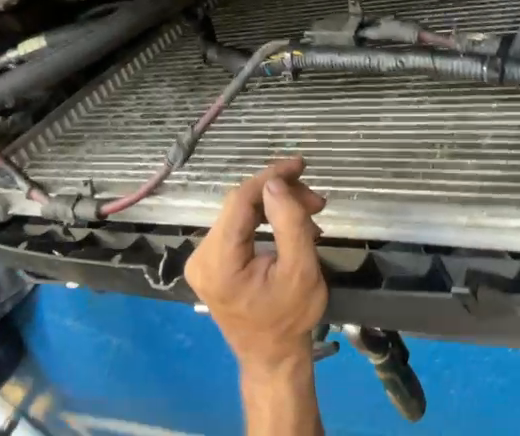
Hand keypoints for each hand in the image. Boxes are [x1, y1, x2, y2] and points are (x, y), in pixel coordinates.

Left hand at [185, 157, 328, 370]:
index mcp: (218, 263)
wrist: (273, 356)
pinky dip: (268, 218)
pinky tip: (293, 225)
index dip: (270, 176)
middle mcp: (201, 257)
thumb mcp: (300, 269)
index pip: (240, 201)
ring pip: (242, 211)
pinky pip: (240, 225)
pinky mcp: (212, 261)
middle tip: (317, 203)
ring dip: (278, 206)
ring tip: (312, 214)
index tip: (301, 165)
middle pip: (241, 204)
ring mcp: (203, 260)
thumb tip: (276, 183)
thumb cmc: (289, 317)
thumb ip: (289, 223)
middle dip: (282, 195)